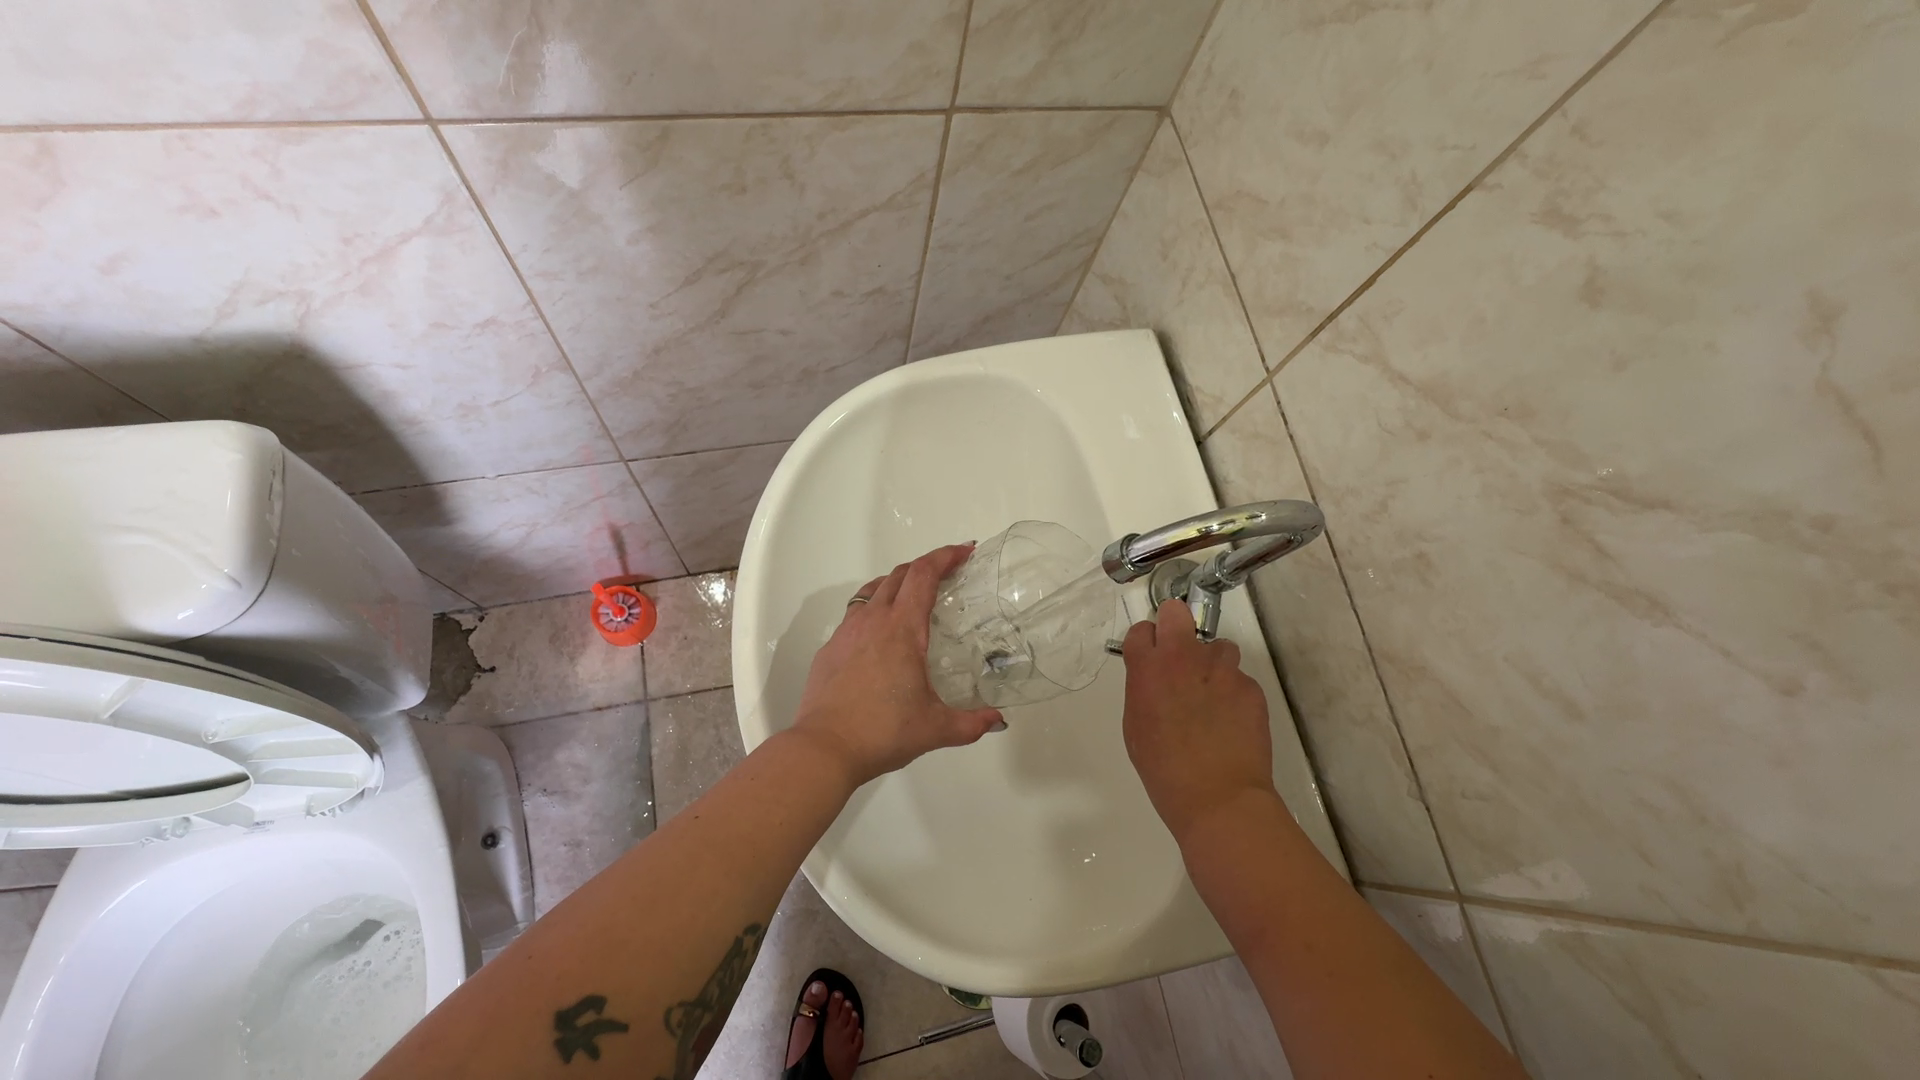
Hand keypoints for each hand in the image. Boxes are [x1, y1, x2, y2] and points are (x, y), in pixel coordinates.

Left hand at [790, 544, 1005, 786]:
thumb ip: (971, 722)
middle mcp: (872, 621)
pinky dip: (873, 611)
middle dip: (924, 566)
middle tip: (947, 574)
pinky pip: (855, 615)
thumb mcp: (936, 728)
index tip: (964, 551)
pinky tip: (880, 638)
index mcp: (901, 629)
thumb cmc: (883, 731)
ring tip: (913, 598)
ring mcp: (846, 633)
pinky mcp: (830, 650)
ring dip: (896, 584)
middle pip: (899, 575)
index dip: (945, 556)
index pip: (924, 575)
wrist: (824, 748)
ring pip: (872, 591)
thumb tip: (997, 720)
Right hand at [1121, 599, 1276, 839]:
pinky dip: (1234, 693)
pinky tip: (1232, 721)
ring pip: (1218, 646)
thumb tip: (1153, 679)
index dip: (1146, 643)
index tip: (1150, 658)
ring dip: (1212, 664)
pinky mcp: (1250, 687)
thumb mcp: (1135, 726)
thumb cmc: (1163, 769)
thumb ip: (1142, 691)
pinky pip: (1239, 679)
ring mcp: (1221, 670)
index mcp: (1147, 669)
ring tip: (1212, 696)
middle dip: (1176, 626)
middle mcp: (1183, 658)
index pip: (1141, 630)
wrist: (1216, 796)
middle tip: (1179, 655)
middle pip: (1177, 613)